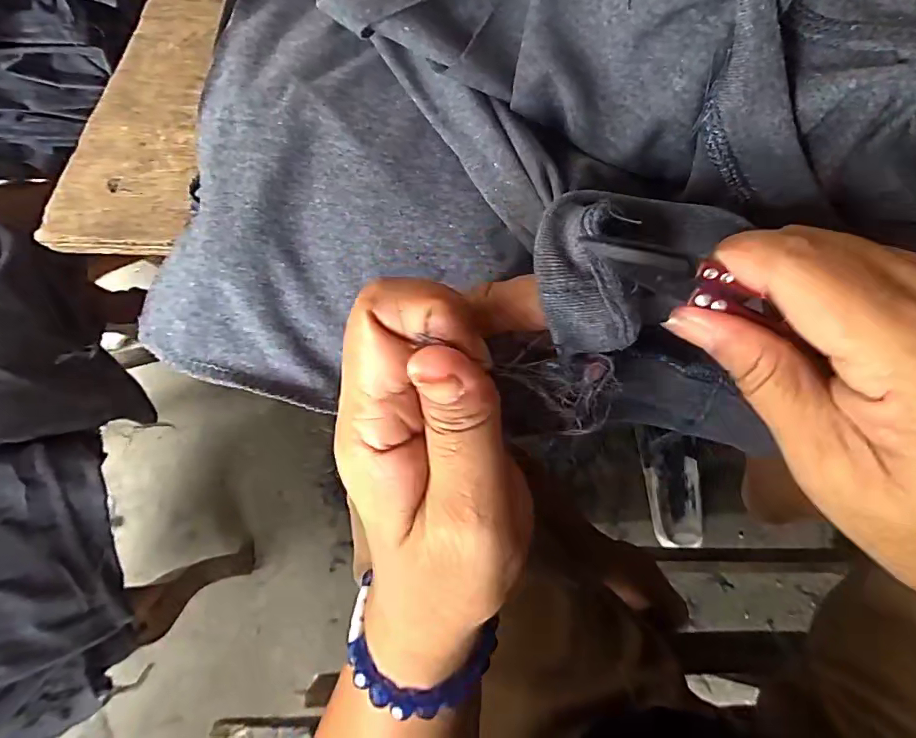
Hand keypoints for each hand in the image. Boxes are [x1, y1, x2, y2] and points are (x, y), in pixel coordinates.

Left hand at [334, 278, 533, 686]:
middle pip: (410, 306)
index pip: (374, 318)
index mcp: (368, 420)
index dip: (430, 313)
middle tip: (534, 335)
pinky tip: (538, 341)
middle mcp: (381, 392)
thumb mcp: (466, 520)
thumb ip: (458, 432)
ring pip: (443, 315)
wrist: (439, 609)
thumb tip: (438, 353)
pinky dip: (503, 331)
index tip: (481, 357)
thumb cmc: (449, 580)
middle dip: (474, 309)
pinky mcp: (439, 393)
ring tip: (547, 329)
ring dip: (496, 315)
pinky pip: (465, 340)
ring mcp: (409, 390)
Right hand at [662, 228, 915, 644]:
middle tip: (733, 323)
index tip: (702, 298)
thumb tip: (689, 312)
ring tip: (790, 337)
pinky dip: (839, 281)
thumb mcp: (829, 469)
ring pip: (848, 245)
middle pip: (822, 246)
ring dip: (798, 276)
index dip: (738, 265)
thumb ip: (762, 376)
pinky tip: (842, 332)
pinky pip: (882, 257)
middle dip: (760, 271)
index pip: (804, 268)